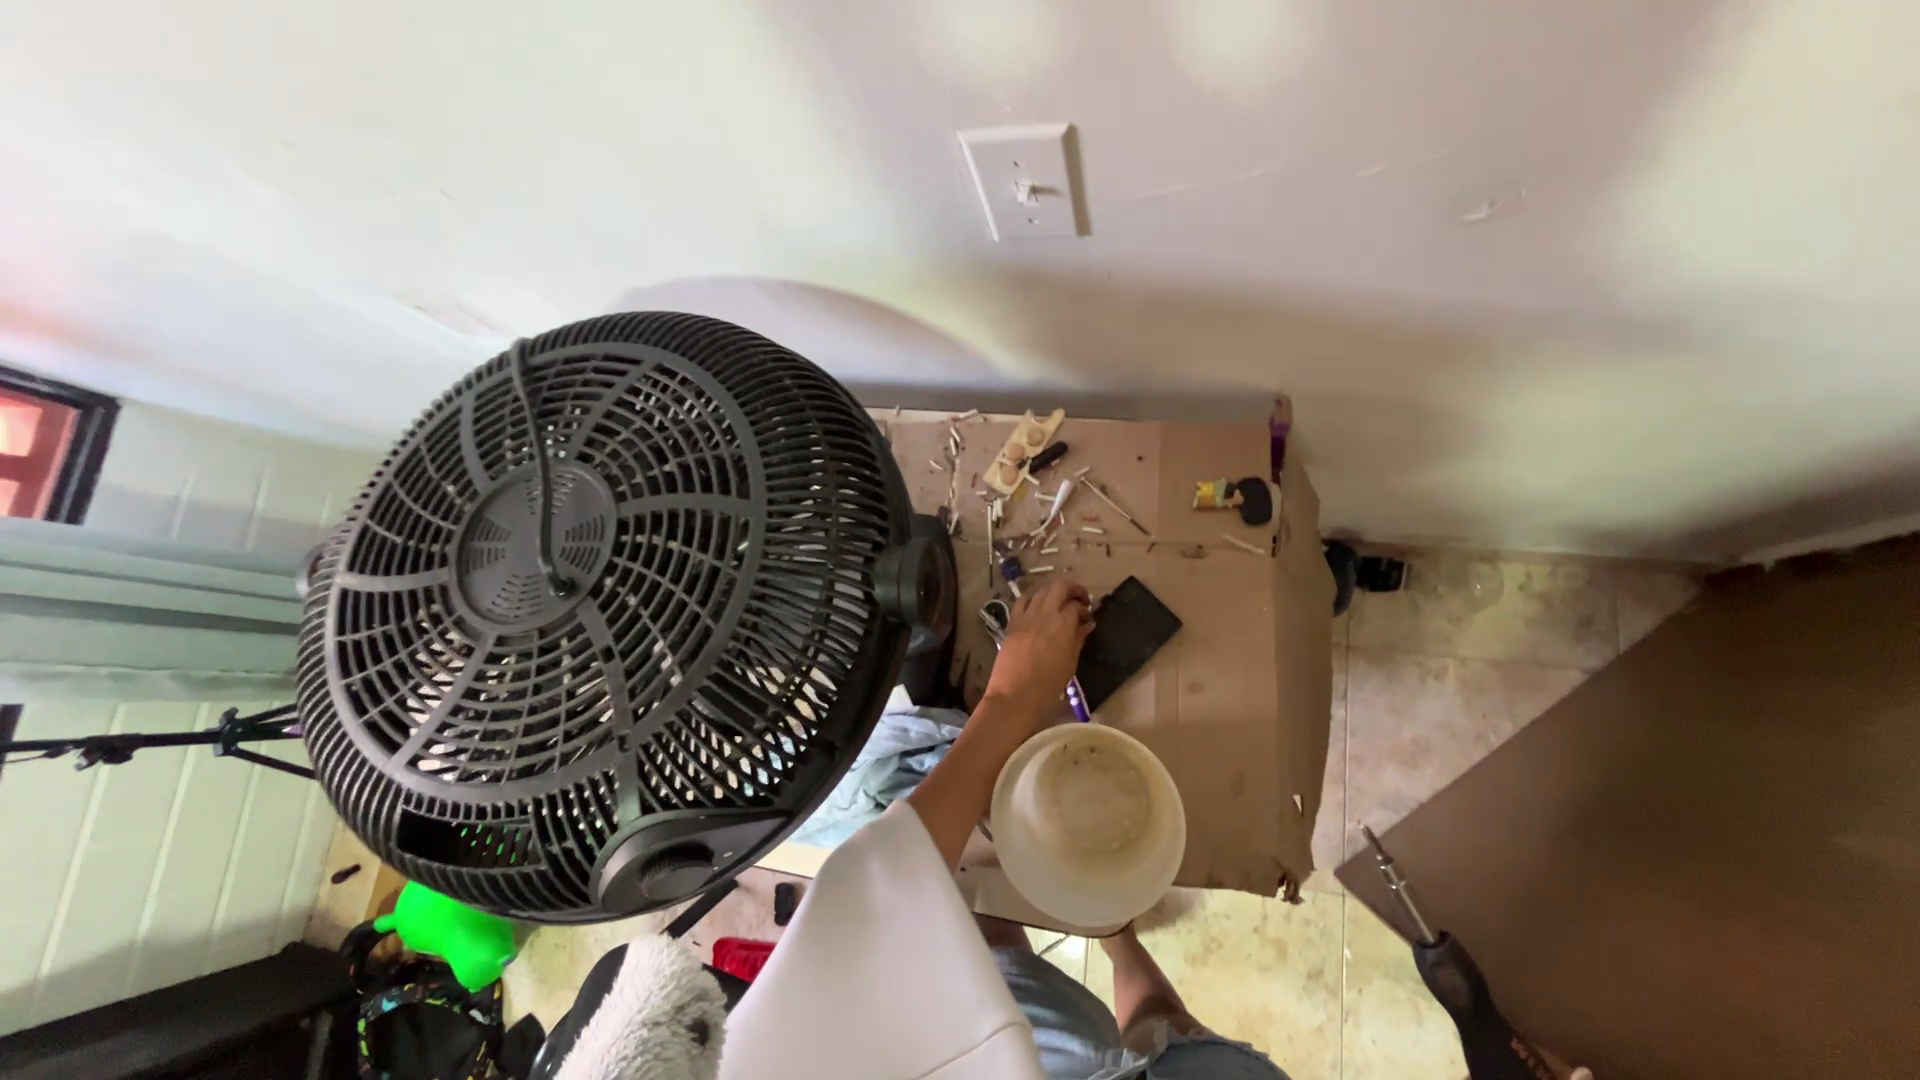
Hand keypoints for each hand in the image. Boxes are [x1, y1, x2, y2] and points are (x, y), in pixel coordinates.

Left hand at [982, 579, 1093, 725]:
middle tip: (1080, 599)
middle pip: (1059, 587)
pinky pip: (1022, 601)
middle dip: (1073, 589)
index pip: (1077, 606)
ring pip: (1040, 590)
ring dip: (1053, 591)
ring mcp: (1026, 616)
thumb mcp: (1070, 662)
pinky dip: (1033, 598)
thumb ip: (1078, 639)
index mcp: (1063, 624)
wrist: (1015, 696)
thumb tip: (1086, 625)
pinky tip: (1038, 605)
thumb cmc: (1048, 686)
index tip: (1088, 619)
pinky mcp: (1012, 622)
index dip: (1085, 610)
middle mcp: (1044, 613)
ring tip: (1060, 601)